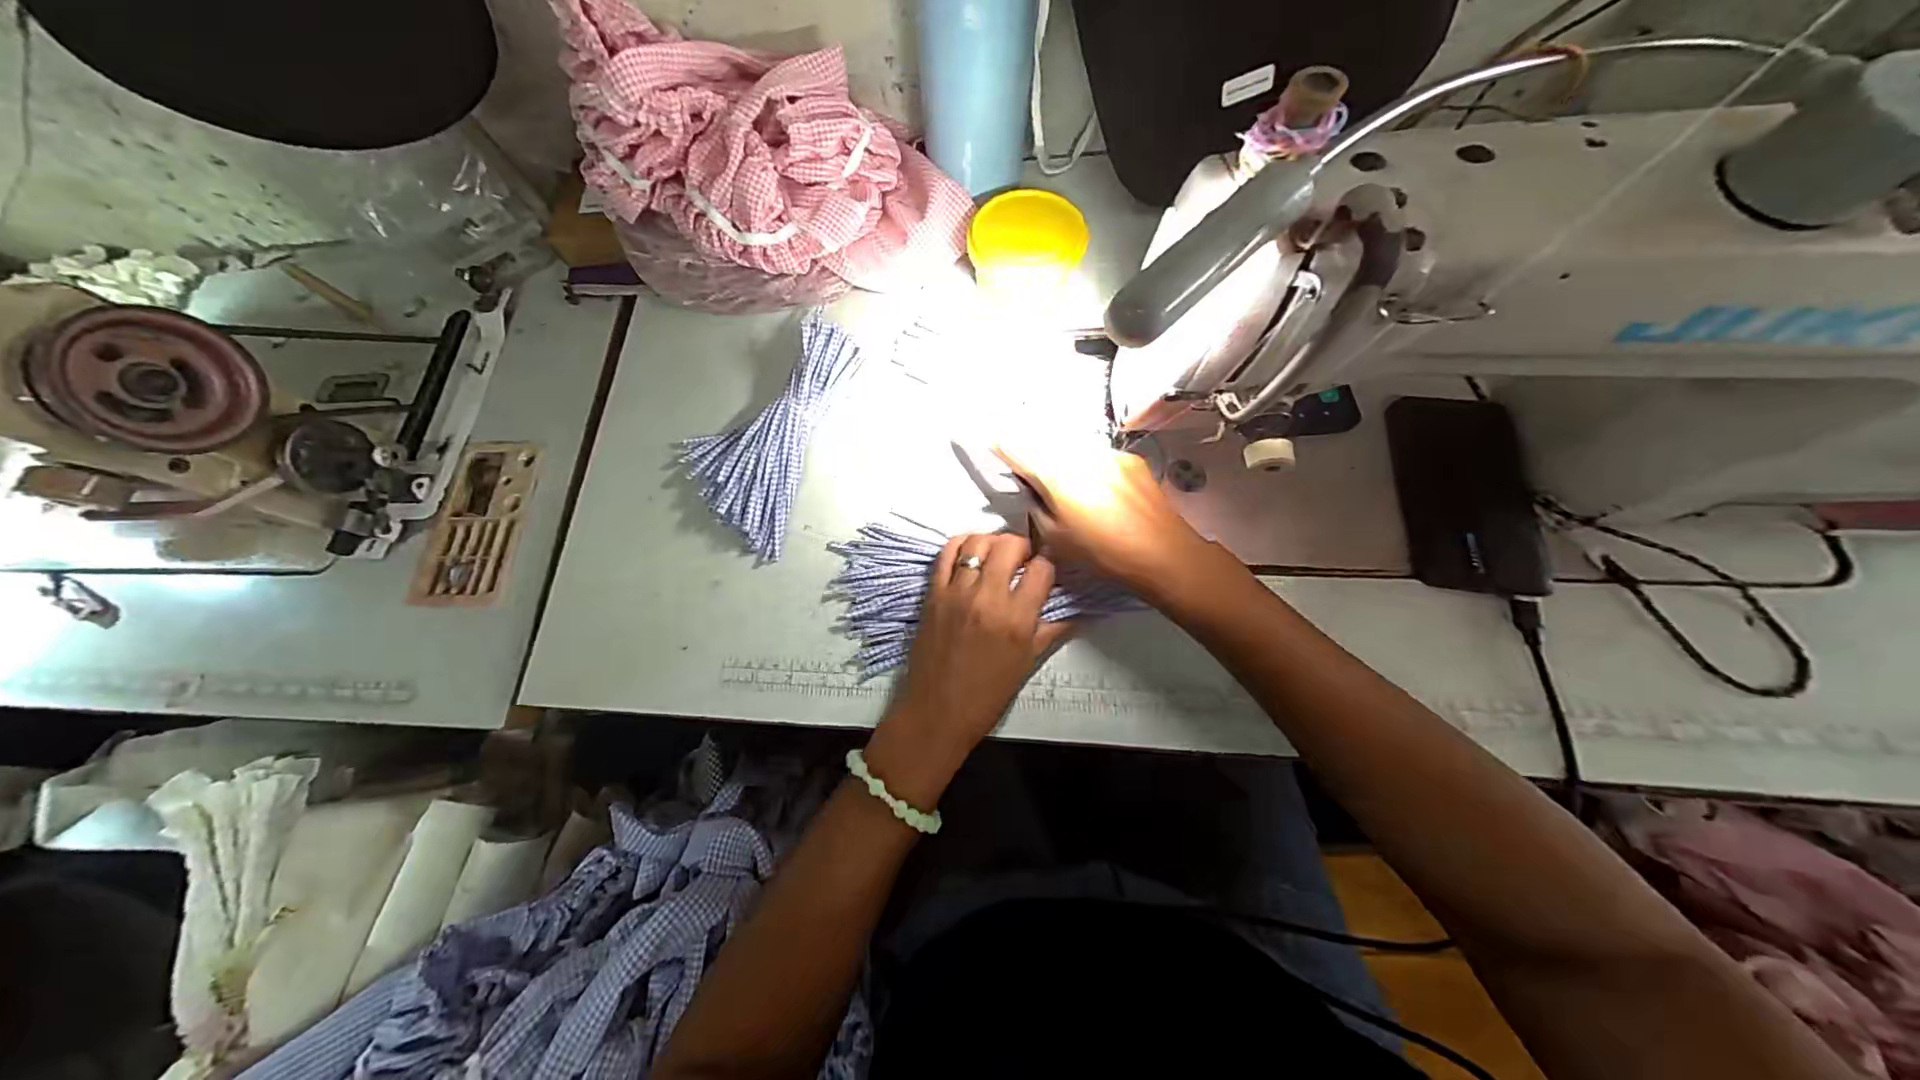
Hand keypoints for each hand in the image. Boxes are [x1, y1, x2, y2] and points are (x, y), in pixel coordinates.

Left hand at [864, 534, 1070, 806]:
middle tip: (1025, 559)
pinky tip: (971, 551)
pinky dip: (962, 544)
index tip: (1047, 570)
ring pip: (978, 542)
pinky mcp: (933, 593)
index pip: (1042, 569)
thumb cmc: (987, 695)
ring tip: (998, 555)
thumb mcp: (1026, 663)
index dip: (1049, 565)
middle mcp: (987, 598)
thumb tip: (1074, 610)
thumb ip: (1049, 630)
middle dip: (1024, 546)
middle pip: (1010, 545)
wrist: (937, 712)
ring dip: (993, 542)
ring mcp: (956, 592)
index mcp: (1016, 619)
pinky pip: (947, 553)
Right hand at [995, 442, 1227, 604]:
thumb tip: (1031, 488)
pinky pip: (1096, 452)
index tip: (991, 440)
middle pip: (1046, 438)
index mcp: (1058, 475)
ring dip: (1059, 451)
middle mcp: (1082, 454)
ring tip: (1058, 472)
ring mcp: (1109, 453)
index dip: (1003, 444)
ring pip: (1072, 443)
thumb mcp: (1055, 538)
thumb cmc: (1103, 553)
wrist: (1163, 554)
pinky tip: (1091, 481)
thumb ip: (1036, 506)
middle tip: (1024, 460)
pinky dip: (1084, 460)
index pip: (1020, 448)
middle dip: (1031, 445)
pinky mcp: (1129, 458)